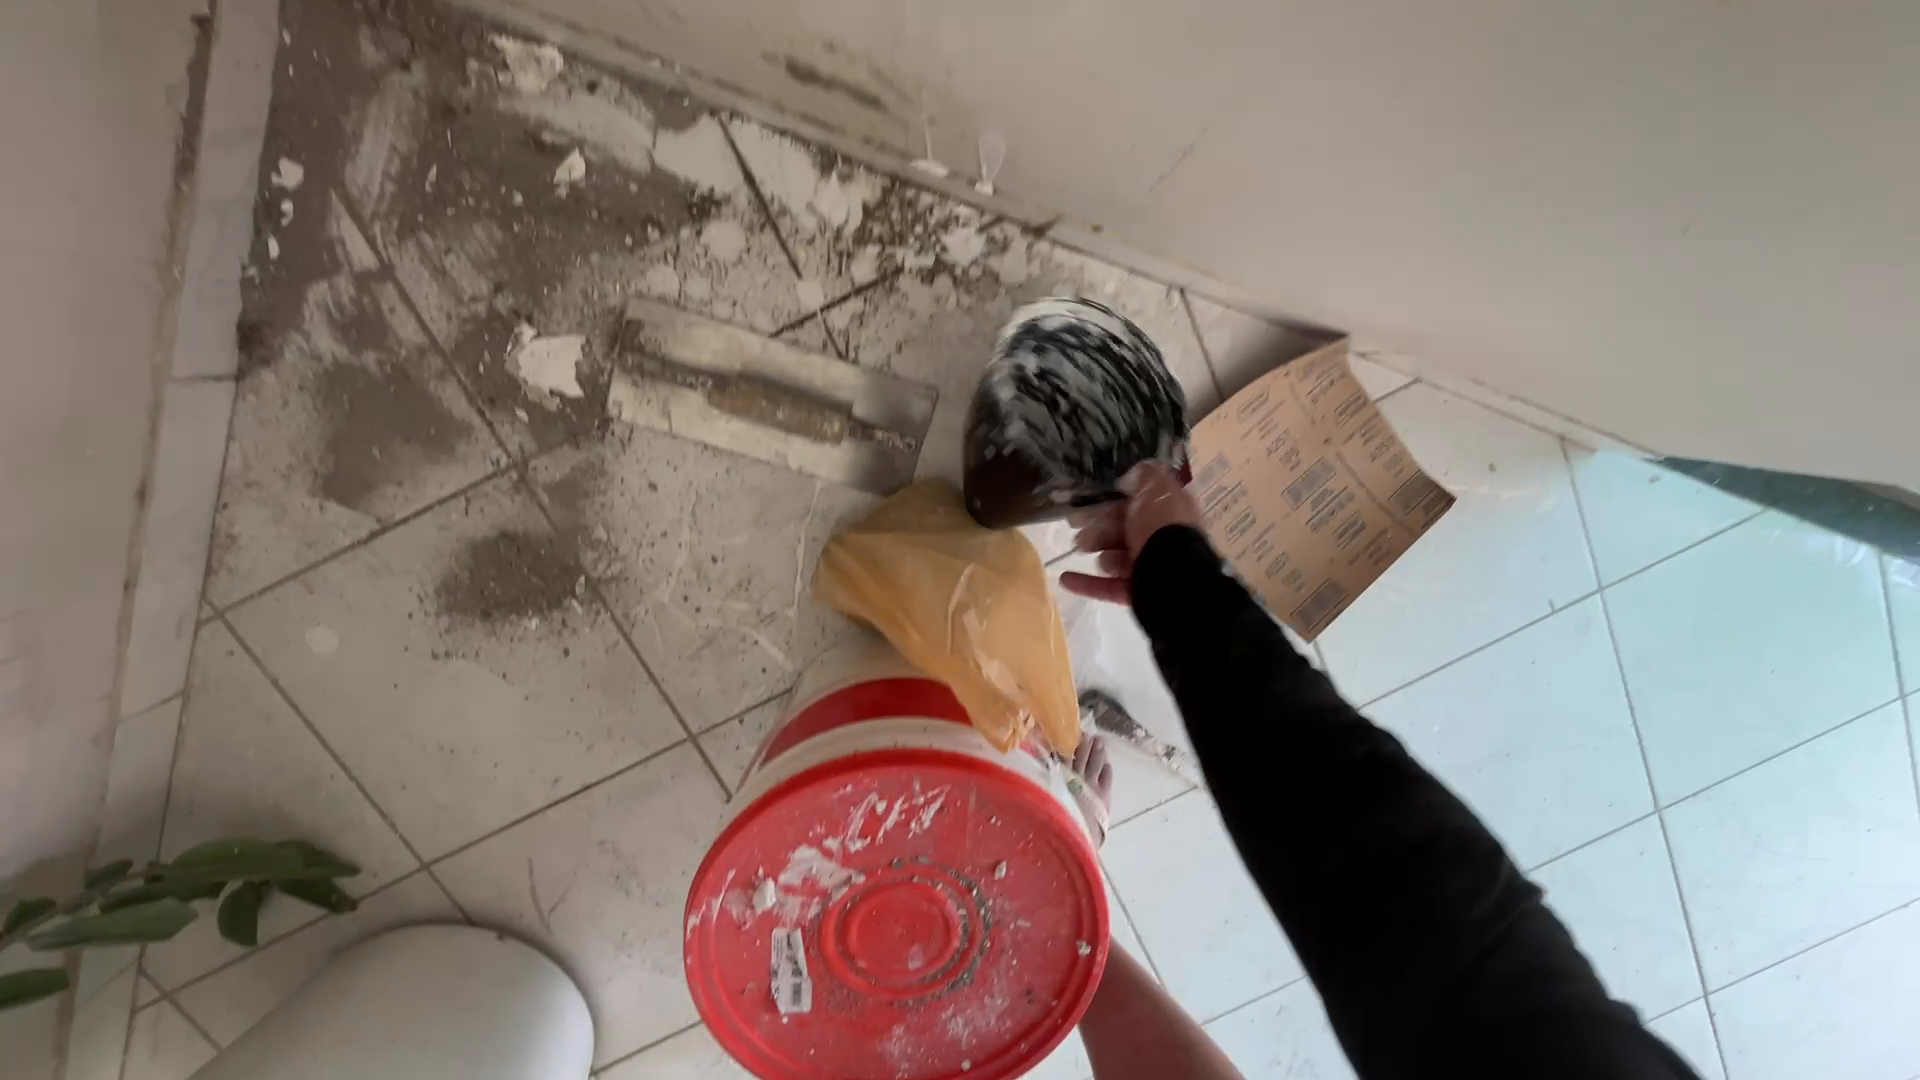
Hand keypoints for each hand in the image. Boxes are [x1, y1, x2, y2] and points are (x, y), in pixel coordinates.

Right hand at [1058, 463, 1202, 605]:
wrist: (1172, 577)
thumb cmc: (1162, 528)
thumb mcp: (1156, 489)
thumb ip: (1144, 475)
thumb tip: (1128, 479)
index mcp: (1169, 514)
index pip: (1138, 504)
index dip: (1113, 500)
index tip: (1091, 498)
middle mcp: (1161, 540)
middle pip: (1122, 530)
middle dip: (1098, 524)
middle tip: (1077, 522)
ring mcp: (1149, 569)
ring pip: (1113, 557)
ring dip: (1095, 548)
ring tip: (1083, 546)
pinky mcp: (1135, 593)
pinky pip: (1106, 587)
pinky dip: (1085, 583)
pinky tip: (1065, 578)